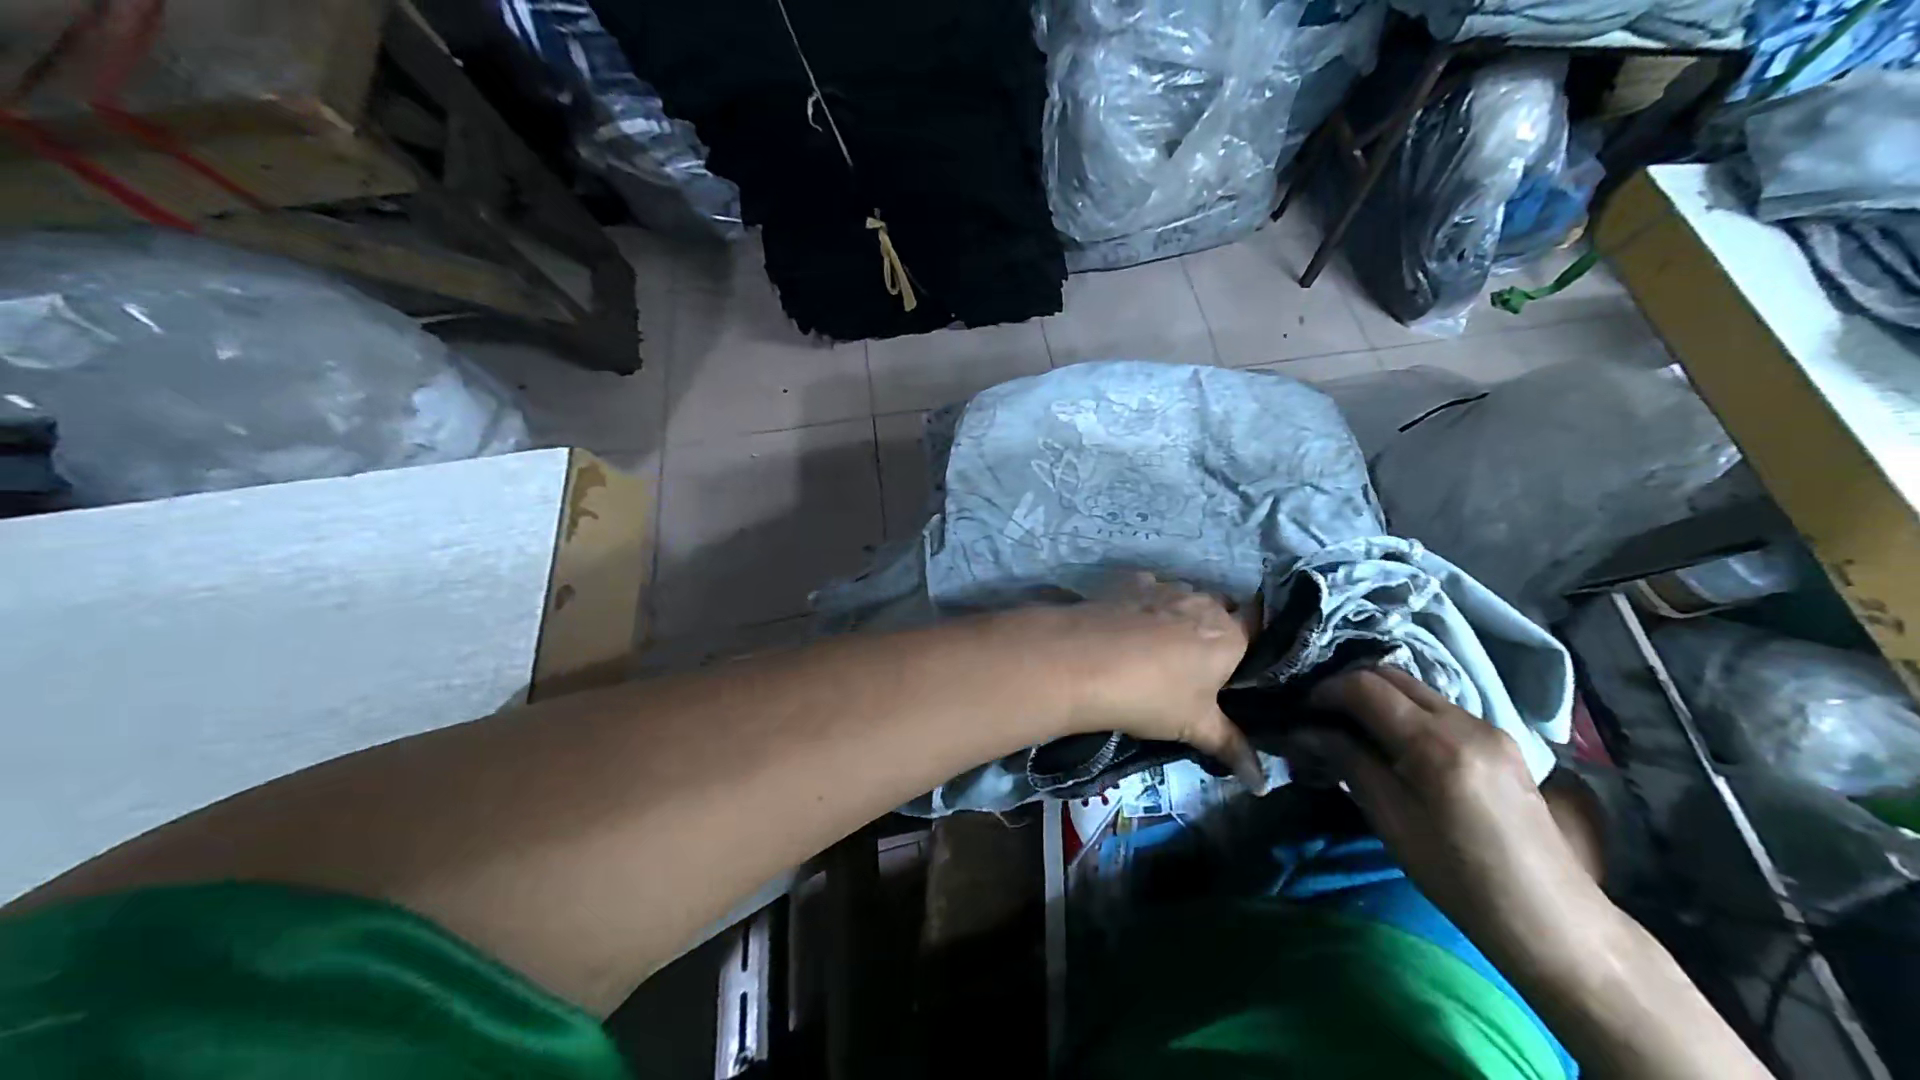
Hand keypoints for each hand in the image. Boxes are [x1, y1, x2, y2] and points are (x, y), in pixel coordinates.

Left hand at [1011, 573, 1265, 792]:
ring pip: (1182, 597)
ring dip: (1178, 615)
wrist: (1083, 662)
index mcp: (1230, 634)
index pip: (1258, 624)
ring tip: (1158, 647)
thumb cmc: (1152, 695)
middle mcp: (1202, 601)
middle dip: (1213, 628)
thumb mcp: (1194, 726)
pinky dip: (1143, 605)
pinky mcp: (1127, 583)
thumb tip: (1262, 782)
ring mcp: (1163, 587)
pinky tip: (1126, 628)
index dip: (1252, 640)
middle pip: (1220, 608)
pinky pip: (1146, 591)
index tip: (1240, 663)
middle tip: (1199, 662)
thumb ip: (1231, 746)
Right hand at [1290, 667, 1616, 977]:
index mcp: (1436, 744)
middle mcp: (1466, 722)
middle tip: (1321, 717)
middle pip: (1392, 676)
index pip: (1366, 687)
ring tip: (1353, 730)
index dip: (1326, 691)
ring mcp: (1489, 727)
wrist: (1550, 917)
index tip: (1302, 713)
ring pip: (1416, 689)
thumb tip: (1306, 731)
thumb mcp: (1390, 820)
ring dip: (1378, 698)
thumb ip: (1349, 762)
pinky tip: (1393, 744)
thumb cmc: (1458, 876)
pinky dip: (1405, 712)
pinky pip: (1439, 708)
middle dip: (1349, 686)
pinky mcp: (1500, 741)